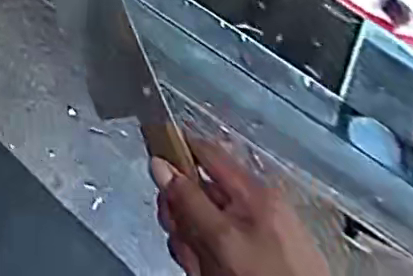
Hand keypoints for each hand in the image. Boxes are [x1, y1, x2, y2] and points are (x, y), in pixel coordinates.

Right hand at [152, 135, 331, 275]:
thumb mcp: (221, 241)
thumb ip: (188, 200)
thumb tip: (157, 162)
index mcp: (253, 190)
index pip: (205, 151)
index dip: (175, 149)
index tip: (151, 165)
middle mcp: (256, 205)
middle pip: (201, 190)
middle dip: (181, 212)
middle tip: (177, 237)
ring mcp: (259, 234)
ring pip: (207, 222)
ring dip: (192, 242)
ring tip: (197, 267)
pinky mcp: (260, 260)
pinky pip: (223, 246)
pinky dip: (209, 259)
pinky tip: (207, 274)